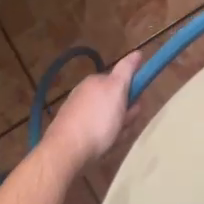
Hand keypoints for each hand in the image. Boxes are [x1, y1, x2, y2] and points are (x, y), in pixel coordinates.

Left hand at [42, 52, 140, 171]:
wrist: (66, 151)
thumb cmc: (97, 120)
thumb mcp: (117, 89)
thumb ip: (127, 69)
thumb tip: (137, 52)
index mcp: (95, 81)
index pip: (120, 81)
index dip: (131, 93)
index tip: (136, 104)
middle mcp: (84, 93)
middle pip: (114, 102)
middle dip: (124, 114)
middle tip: (125, 126)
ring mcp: (77, 113)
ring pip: (106, 119)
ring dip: (115, 129)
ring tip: (113, 140)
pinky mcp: (72, 133)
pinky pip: (96, 133)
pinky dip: (103, 139)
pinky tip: (102, 147)